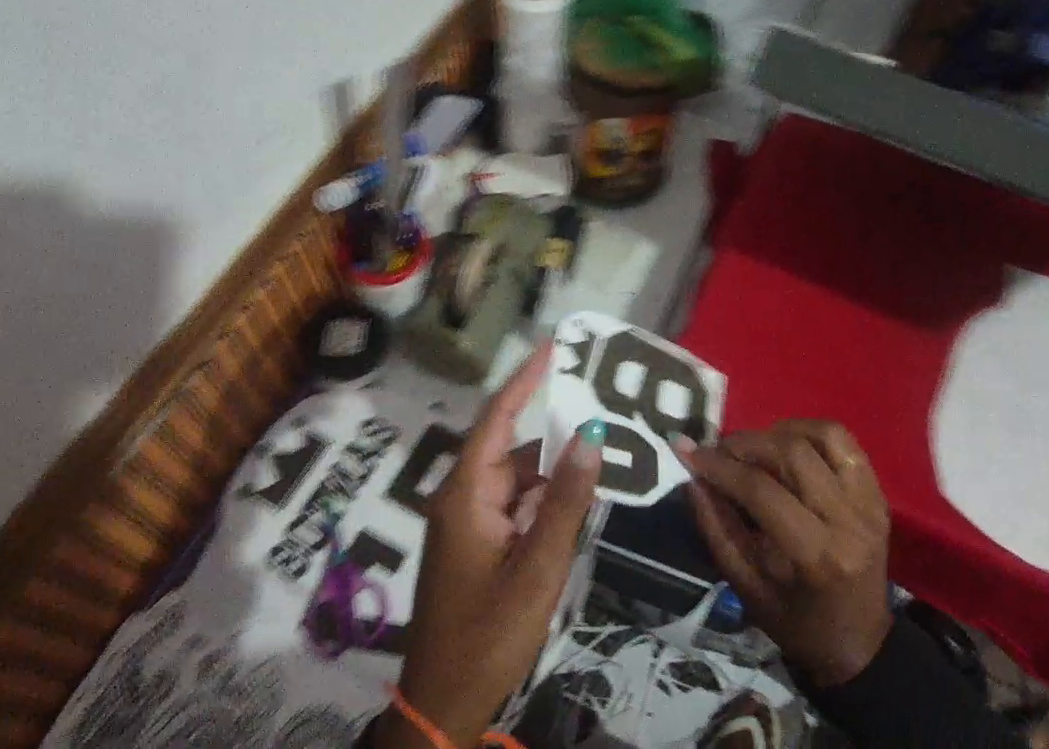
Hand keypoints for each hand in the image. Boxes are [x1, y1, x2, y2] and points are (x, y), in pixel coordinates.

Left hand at [379, 352, 603, 748]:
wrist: (444, 701)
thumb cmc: (489, 634)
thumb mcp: (537, 569)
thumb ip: (565, 502)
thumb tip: (591, 436)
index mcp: (465, 494)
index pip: (497, 419)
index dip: (525, 379)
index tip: (554, 346)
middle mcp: (462, 498)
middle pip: (513, 450)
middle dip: (555, 433)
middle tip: (604, 412)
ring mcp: (467, 524)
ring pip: (518, 482)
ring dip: (554, 473)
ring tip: (604, 456)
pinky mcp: (476, 547)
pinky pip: (515, 509)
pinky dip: (545, 503)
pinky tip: (579, 502)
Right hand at [677, 420, 892, 687]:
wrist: (857, 644)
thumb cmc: (794, 621)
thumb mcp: (744, 585)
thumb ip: (716, 527)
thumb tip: (692, 476)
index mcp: (816, 554)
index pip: (761, 489)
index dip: (720, 466)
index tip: (690, 453)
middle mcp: (848, 520)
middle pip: (793, 452)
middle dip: (746, 443)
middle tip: (720, 452)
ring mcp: (869, 503)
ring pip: (825, 435)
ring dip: (781, 431)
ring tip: (756, 447)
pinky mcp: (878, 494)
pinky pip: (846, 444)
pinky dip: (812, 434)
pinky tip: (788, 446)